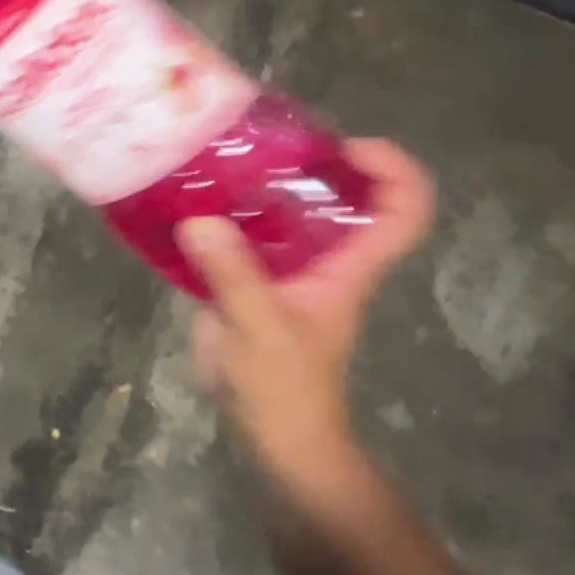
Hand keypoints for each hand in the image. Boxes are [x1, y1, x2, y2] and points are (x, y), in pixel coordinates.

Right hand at [176, 140, 434, 494]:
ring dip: (249, 188)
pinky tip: (175, 205)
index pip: (398, 215)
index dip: (393, 174)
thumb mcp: (260, 328)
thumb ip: (233, 275)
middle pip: (335, 203)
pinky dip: (208, 219)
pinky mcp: (238, 285)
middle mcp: (317, 262)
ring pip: (276, 218)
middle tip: (260, 141)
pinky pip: (228, 240)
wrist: (270, 434)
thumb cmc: (284, 386)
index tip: (349, 146)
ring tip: (209, 160)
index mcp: (345, 270)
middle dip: (307, 166)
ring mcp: (277, 274)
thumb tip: (198, 219)